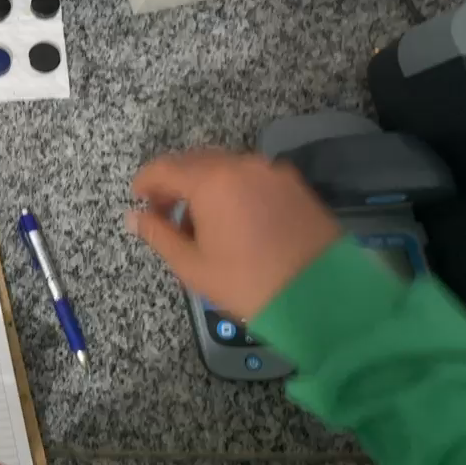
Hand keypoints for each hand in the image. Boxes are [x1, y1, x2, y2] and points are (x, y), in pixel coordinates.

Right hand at [130, 150, 343, 319]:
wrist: (331, 302)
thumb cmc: (251, 284)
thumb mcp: (193, 266)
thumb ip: (157, 234)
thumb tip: (134, 216)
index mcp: (211, 180)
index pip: (163, 168)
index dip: (145, 183)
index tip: (138, 200)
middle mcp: (241, 165)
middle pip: (194, 162)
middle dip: (174, 183)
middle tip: (166, 212)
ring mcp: (272, 173)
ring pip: (224, 168)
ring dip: (205, 186)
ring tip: (202, 221)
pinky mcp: (296, 186)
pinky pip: (252, 177)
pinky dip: (234, 189)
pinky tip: (234, 219)